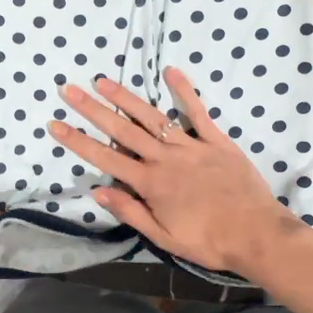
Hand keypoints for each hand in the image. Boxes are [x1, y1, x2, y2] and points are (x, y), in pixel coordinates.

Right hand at [49, 67, 312, 277]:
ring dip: (126, 97)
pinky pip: (198, 112)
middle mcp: (165, 159)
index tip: (56, 124)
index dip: (78, 141)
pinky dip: (184, 91)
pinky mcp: (216, 141)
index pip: (105, 158)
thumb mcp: (164, 237)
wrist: (257, 234)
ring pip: (152, 117)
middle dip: (92, 110)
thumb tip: (98, 191)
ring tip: (103, 80)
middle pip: (122, 130)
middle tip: (70, 89)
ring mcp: (191, 146)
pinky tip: (170, 71)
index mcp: (150, 184)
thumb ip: (131, 212)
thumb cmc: (208, 241)